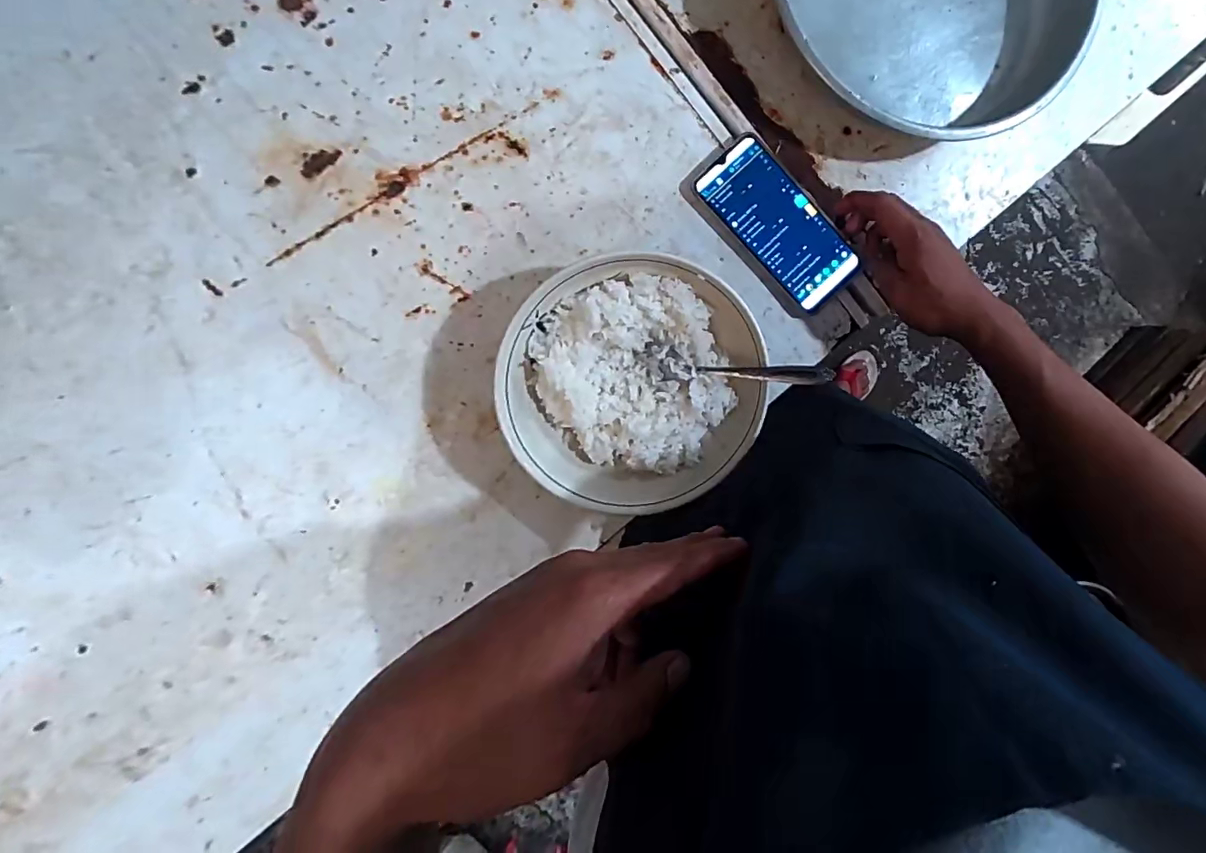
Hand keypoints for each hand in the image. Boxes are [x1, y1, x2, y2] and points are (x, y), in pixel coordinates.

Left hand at [278, 530, 747, 850]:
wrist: (376, 748)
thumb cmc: (489, 741)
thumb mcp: (580, 735)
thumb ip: (644, 695)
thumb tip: (679, 661)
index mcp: (595, 596)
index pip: (671, 563)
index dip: (710, 554)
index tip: (743, 542)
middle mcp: (572, 575)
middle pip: (646, 558)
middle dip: (687, 554)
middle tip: (724, 545)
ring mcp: (539, 585)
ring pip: (615, 573)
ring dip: (650, 583)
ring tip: (681, 592)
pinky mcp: (516, 602)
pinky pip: (586, 586)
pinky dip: (618, 597)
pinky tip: (620, 629)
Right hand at [835, 190, 1005, 342]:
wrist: (973, 313)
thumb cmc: (939, 304)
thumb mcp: (895, 289)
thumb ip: (877, 264)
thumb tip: (867, 250)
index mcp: (911, 233)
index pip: (879, 202)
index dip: (854, 202)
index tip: (839, 211)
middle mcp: (924, 227)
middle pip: (889, 204)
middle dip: (863, 212)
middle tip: (848, 230)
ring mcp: (933, 235)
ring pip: (899, 217)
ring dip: (878, 226)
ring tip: (866, 248)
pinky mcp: (937, 245)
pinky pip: (909, 229)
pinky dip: (892, 235)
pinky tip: (886, 256)